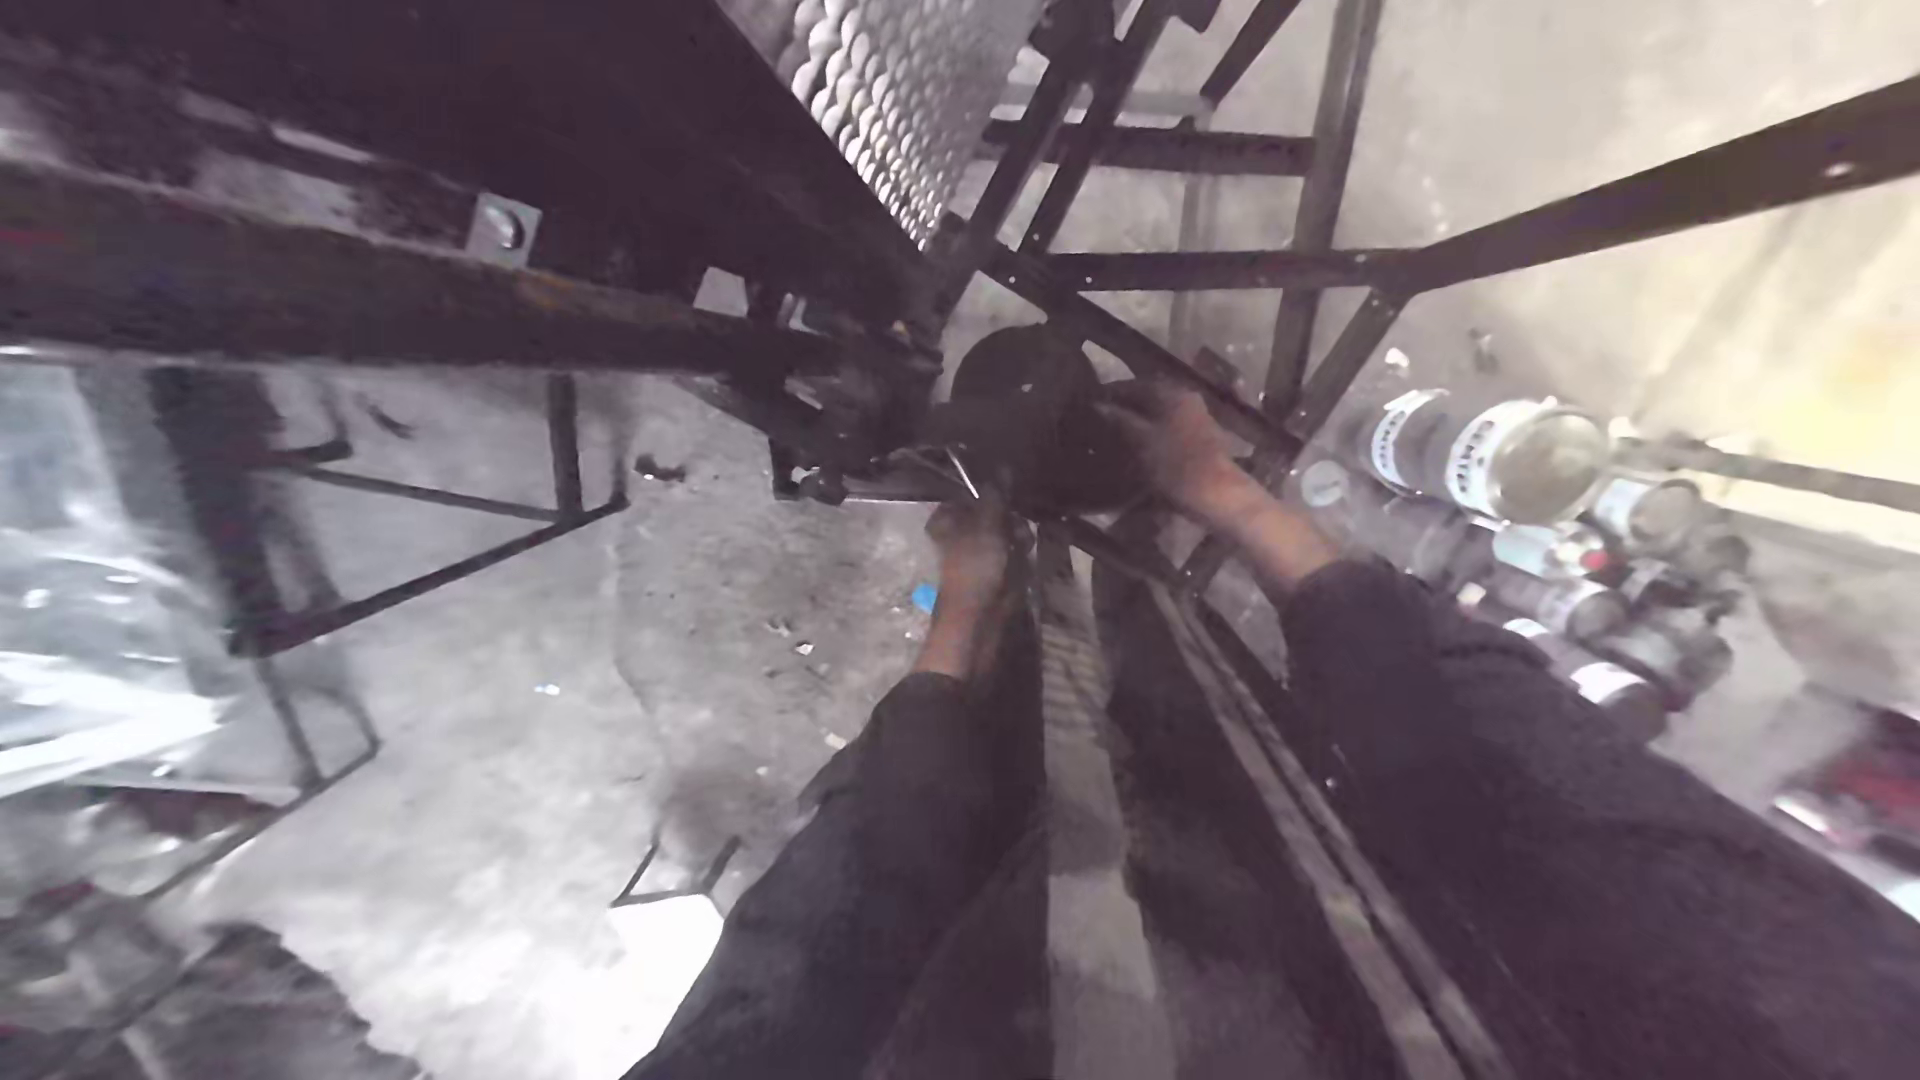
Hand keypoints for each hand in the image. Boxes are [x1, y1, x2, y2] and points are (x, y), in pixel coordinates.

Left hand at [925, 490, 1010, 607]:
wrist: (980, 615)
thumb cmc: (975, 566)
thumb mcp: (986, 524)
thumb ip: (996, 495)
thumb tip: (1003, 465)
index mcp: (947, 517)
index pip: (973, 491)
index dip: (993, 492)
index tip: (1009, 494)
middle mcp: (961, 529)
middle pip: (995, 508)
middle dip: (1010, 518)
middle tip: (1012, 529)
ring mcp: (980, 548)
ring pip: (1008, 527)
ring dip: (1018, 535)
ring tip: (1018, 547)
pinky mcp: (997, 564)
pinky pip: (1014, 547)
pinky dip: (1020, 551)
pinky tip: (1021, 558)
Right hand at [1098, 382, 1252, 522]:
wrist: (1216, 494)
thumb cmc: (1176, 464)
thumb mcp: (1140, 440)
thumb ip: (1118, 418)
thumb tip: (1096, 404)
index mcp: (1173, 393)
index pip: (1134, 384)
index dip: (1110, 392)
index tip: (1088, 402)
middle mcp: (1185, 398)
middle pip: (1147, 396)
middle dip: (1123, 406)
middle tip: (1097, 418)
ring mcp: (1194, 418)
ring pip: (1156, 412)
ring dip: (1135, 420)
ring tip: (1111, 432)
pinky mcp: (1197, 438)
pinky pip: (1165, 427)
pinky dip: (1147, 432)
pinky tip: (1133, 444)